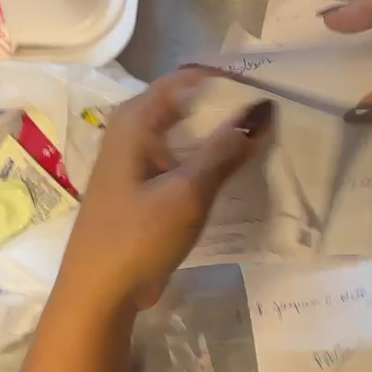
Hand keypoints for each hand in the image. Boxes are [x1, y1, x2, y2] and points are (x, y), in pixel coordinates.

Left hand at [57, 69, 271, 312]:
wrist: (99, 293)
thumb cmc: (138, 237)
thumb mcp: (188, 192)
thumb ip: (225, 151)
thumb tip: (262, 111)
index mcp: (135, 121)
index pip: (187, 79)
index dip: (227, 81)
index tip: (267, 92)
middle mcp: (132, 133)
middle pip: (186, 106)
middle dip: (227, 110)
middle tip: (273, 119)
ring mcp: (135, 163)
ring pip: (185, 137)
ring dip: (219, 139)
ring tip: (263, 144)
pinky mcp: (142, 191)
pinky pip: (180, 163)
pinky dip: (206, 163)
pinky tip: (234, 175)